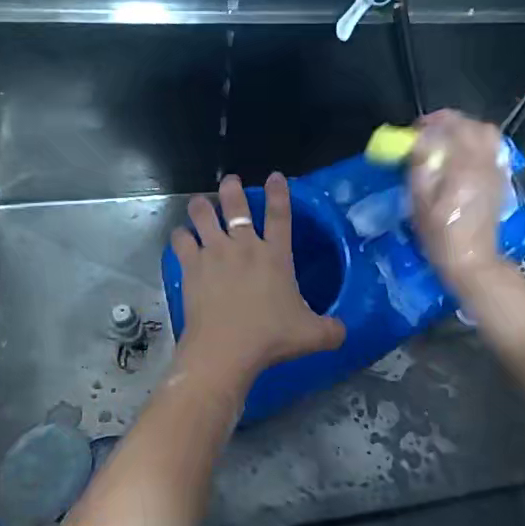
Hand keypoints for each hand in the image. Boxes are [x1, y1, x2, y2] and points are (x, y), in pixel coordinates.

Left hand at [171, 173, 346, 382]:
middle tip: (230, 182)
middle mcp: (244, 247)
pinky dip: (181, 236)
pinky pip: (181, 241)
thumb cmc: (270, 338)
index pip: (280, 215)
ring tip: (200, 203)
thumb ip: (332, 329)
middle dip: (232, 189)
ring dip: (202, 206)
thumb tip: (343, 332)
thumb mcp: (313, 335)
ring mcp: (215, 254)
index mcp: (275, 256)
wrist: (225, 349)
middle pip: (236, 206)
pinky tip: (181, 237)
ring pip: (203, 216)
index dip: (279, 193)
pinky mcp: (191, 267)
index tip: (275, 176)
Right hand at [409, 109, 510, 283]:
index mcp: (465, 164)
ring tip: (446, 145)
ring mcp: (497, 171)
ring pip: (487, 136)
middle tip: (428, 136)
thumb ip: (420, 165)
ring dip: (465, 133)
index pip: (452, 125)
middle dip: (449, 124)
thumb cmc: (440, 235)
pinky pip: (493, 152)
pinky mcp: (500, 182)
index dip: (430, 123)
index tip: (413, 132)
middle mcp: (486, 162)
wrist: (472, 262)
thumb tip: (418, 140)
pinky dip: (477, 147)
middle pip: (473, 126)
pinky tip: (462, 161)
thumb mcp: (419, 201)